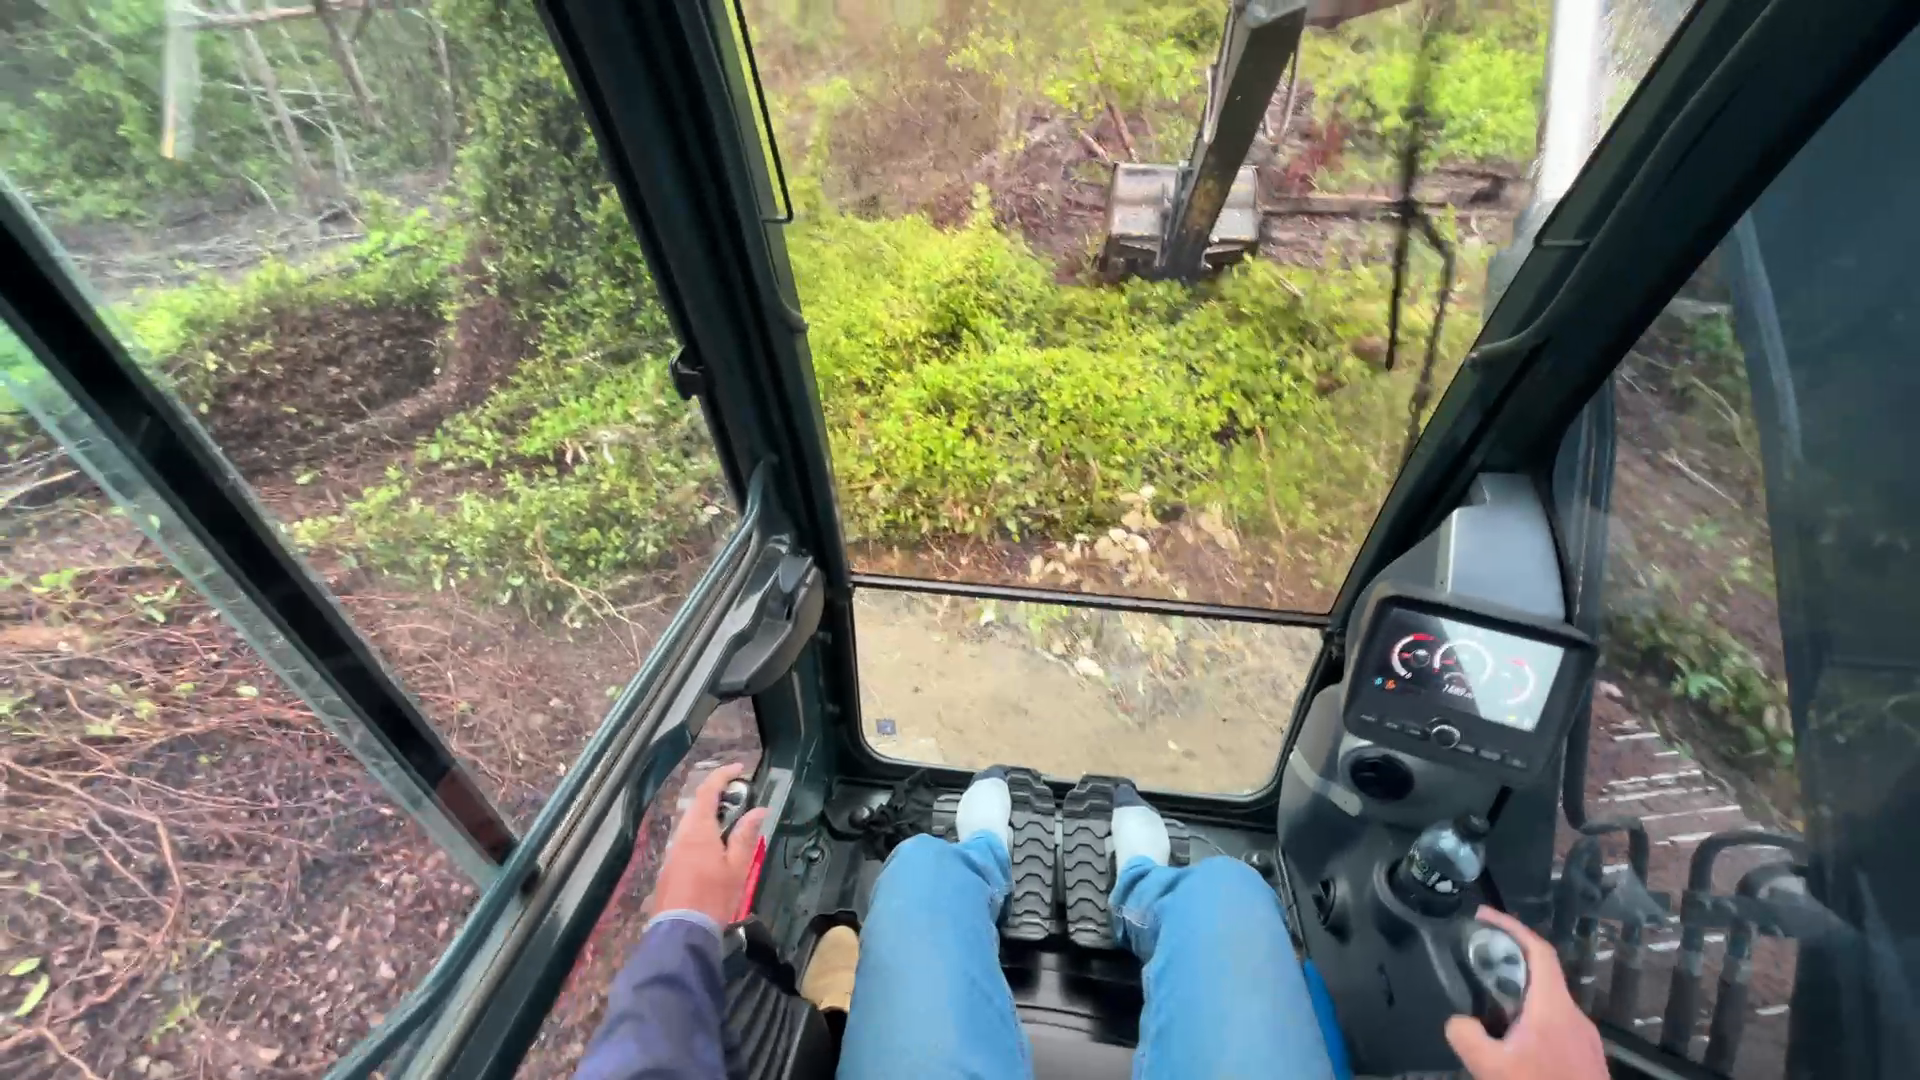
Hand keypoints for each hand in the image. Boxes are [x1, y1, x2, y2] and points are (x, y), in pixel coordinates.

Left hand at [648, 763, 768, 925]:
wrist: (681, 934)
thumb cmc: (713, 897)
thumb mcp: (737, 866)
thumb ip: (746, 835)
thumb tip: (758, 809)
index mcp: (698, 831)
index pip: (708, 792)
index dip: (723, 776)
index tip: (740, 769)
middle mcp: (681, 836)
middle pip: (697, 805)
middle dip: (718, 796)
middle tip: (740, 798)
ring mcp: (672, 853)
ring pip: (691, 824)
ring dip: (710, 816)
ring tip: (731, 825)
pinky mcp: (669, 868)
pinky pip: (687, 840)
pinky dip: (702, 834)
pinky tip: (715, 849)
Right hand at [1445, 906, 1607, 1079]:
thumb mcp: (1489, 1067)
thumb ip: (1465, 1034)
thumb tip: (1461, 1021)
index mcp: (1555, 1009)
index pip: (1539, 952)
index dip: (1511, 926)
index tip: (1481, 916)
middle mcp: (1575, 1018)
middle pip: (1542, 973)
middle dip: (1507, 959)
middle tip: (1474, 959)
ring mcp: (1585, 1041)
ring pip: (1547, 1001)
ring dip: (1517, 991)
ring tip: (1484, 1001)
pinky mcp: (1587, 1061)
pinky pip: (1554, 1023)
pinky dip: (1528, 1015)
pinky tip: (1508, 1039)